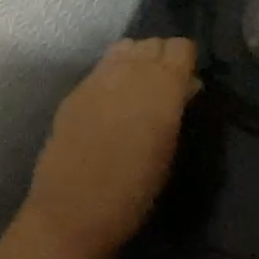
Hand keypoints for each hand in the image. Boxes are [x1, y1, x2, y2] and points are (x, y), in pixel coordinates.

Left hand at [15, 37, 197, 258]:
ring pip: (127, 47)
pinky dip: (112, 76)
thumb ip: (178, 109)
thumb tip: (186, 86)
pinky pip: (102, 68)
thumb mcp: (169, 151)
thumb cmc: (133, 192)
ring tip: (135, 91)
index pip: (182, 47)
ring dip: (136, 61)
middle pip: (154, 43)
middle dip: (162, 59)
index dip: (186, 63)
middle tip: (162, 90)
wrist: (71, 215)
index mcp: (163, 87)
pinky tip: (109, 105)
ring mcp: (98, 78)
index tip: (187, 85)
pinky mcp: (75, 91)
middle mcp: (131, 72)